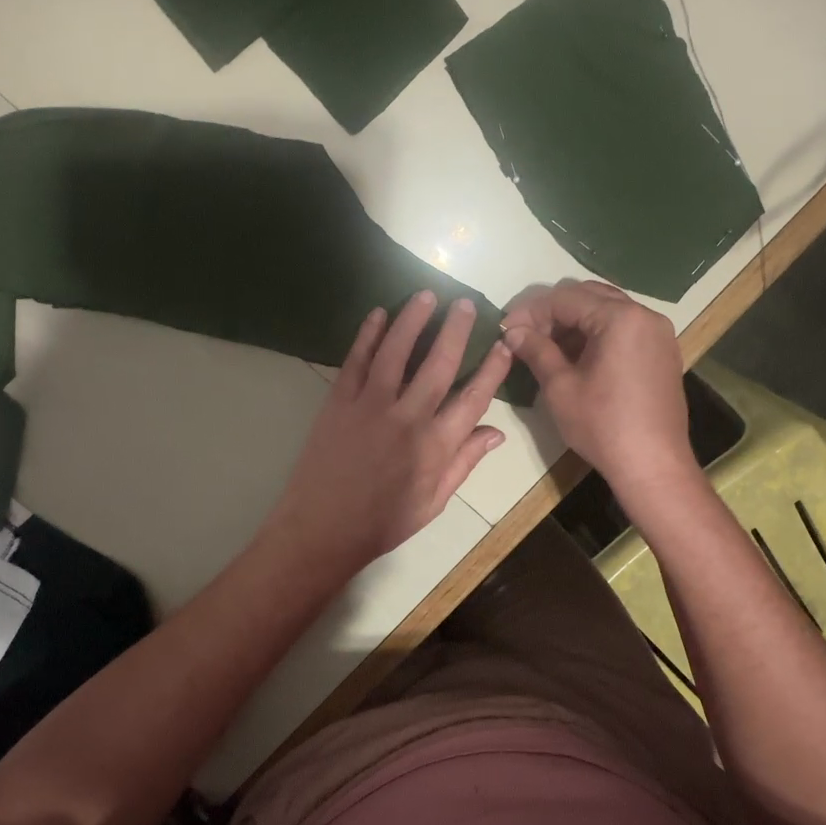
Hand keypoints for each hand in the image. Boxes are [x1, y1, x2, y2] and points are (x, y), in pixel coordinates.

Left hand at [263, 291, 511, 576]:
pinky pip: (356, 360)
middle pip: (439, 364)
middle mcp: (408, 418)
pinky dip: (368, 335)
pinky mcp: (338, 402)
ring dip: (413, 320)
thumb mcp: (433, 502)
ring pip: (397, 352)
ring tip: (425, 295)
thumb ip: (464, 462)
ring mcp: (370, 406)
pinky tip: (378, 314)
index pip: (473, 398)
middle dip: (456, 330)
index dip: (492, 370)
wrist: (320, 530)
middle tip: (465, 303)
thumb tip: (497, 432)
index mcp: (435, 446)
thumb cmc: (382, 522)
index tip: (504, 345)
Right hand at [502, 280, 693, 493]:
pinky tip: (576, 358)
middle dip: (553, 312)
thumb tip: (513, 332)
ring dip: (575, 322)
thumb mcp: (560, 387)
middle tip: (525, 335)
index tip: (506, 329)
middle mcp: (645, 316)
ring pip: (608, 311)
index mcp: (620, 318)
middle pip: (590, 296)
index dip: (531, 311)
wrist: (653, 465)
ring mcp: (658, 334)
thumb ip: (536, 351)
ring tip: (546, 347)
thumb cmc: (603, 426)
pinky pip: (625, 329)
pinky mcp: (662, 353)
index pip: (566, 298)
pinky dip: (597, 334)